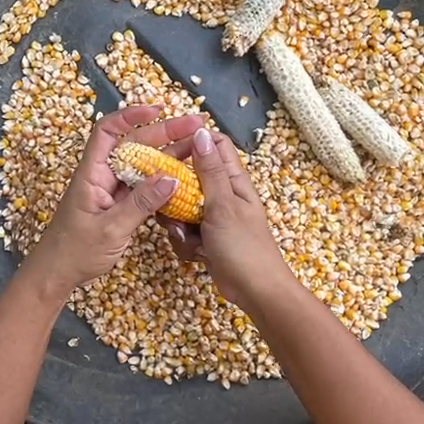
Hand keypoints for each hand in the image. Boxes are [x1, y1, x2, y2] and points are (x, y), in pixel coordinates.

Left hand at [22, 106, 207, 296]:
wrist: (57, 275)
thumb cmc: (75, 251)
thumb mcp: (110, 228)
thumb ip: (141, 203)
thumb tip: (172, 177)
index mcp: (92, 173)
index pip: (107, 131)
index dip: (130, 116)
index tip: (158, 109)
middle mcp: (102, 175)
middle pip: (134, 144)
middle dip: (164, 132)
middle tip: (196, 125)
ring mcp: (112, 190)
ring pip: (143, 164)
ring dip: (169, 154)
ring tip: (198, 146)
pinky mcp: (119, 205)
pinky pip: (144, 185)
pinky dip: (163, 179)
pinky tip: (185, 177)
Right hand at [164, 128, 296, 310]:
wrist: (255, 292)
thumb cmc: (243, 246)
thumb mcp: (223, 205)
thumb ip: (209, 170)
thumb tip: (201, 131)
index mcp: (233, 179)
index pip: (213, 145)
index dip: (191, 143)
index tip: (168, 152)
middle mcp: (222, 194)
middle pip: (189, 176)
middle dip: (174, 191)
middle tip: (171, 205)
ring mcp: (212, 216)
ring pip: (181, 206)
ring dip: (178, 222)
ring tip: (188, 236)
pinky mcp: (204, 237)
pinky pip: (184, 230)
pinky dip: (185, 242)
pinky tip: (196, 253)